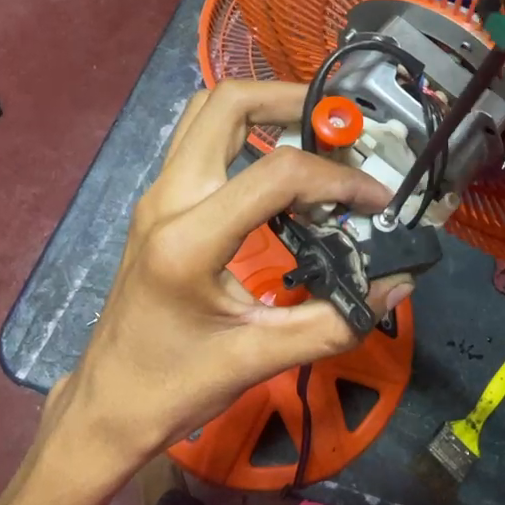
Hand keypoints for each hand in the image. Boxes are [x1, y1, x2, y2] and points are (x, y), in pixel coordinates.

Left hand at [53, 80, 413, 462]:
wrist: (108, 404)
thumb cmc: (175, 386)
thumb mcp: (258, 359)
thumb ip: (334, 321)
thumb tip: (397, 284)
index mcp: (188, 240)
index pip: (276, 175)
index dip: (338, 179)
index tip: (376, 201)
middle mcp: (167, 199)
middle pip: (226, 105)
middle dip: (290, 99)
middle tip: (339, 125)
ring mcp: (157, 194)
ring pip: (206, 110)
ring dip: (262, 106)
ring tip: (313, 131)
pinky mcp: (159, 201)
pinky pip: (200, 137)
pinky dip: (244, 130)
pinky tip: (279, 165)